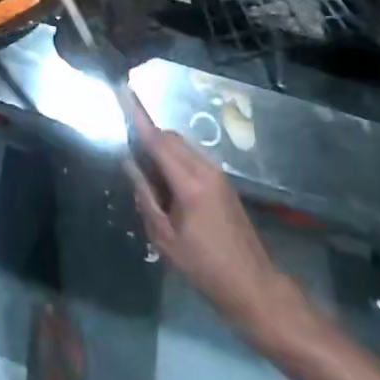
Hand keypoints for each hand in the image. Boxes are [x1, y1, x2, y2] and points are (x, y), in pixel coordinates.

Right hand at [124, 98, 307, 341]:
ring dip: (163, 151)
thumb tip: (129, 164)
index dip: (139, 117)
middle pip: (172, 138)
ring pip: (183, 147)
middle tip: (129, 155)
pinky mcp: (224, 184)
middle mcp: (205, 170)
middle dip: (149, 137)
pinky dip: (176, 162)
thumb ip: (145, 197)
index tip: (125, 93)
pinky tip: (168, 189)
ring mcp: (218, 175)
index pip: (158, 141)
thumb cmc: (204, 267)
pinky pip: (193, 159)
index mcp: (189, 183)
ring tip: (148, 178)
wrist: (254, 286)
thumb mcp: (165, 237)